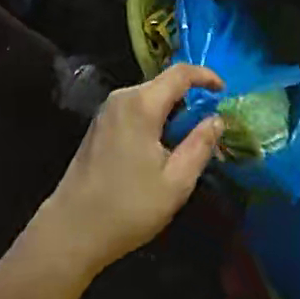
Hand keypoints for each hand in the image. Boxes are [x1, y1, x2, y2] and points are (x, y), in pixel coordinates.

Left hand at [28, 65, 224, 277]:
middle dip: (189, 100)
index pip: (179, 73)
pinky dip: (153, 120)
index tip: (224, 91)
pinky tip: (161, 149)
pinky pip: (134, 110)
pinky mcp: (100, 125)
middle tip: (210, 128)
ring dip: (171, 112)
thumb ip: (200, 145)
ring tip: (189, 143)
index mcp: (141, 104)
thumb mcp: (176, 182)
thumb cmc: (130, 206)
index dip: (205, 76)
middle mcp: (121, 98)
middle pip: (162, 85)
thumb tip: (216, 119)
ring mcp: (107, 110)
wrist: (75, 225)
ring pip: (148, 98)